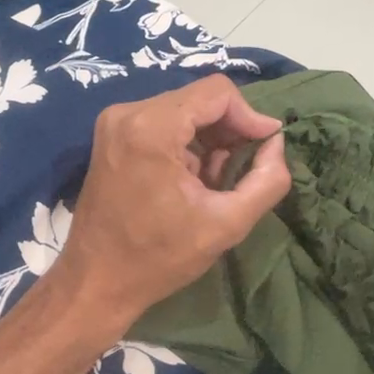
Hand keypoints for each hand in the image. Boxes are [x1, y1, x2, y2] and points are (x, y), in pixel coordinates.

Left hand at [44, 75, 289, 337]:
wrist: (97, 281)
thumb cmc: (159, 257)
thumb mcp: (227, 224)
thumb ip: (266, 180)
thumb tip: (276, 143)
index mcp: (152, 128)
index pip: (217, 92)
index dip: (250, 116)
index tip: (266, 147)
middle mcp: (128, 113)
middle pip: (199, 99)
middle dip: (230, 130)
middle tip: (244, 169)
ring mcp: (115, 123)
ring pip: (184, 110)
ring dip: (210, 139)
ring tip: (217, 181)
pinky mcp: (112, 137)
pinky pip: (164, 122)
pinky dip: (188, 144)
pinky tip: (194, 180)